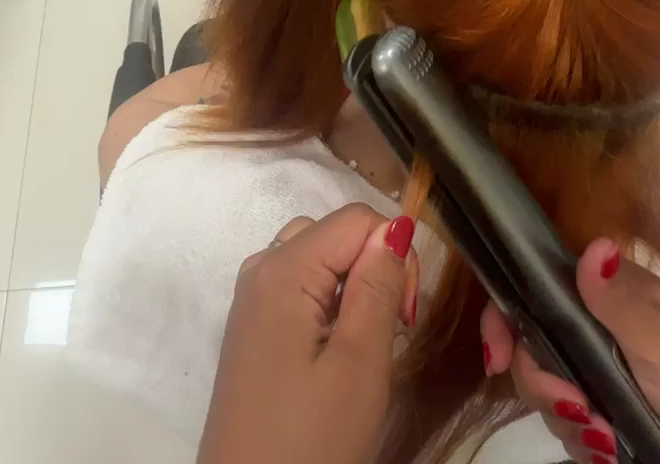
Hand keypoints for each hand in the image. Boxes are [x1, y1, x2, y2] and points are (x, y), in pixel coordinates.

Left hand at [197, 204, 418, 463]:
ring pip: (317, 257)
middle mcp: (260, 267)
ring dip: (352, 283)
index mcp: (282, 269)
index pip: (355, 218)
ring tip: (366, 342)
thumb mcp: (359, 366)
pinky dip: (328, 300)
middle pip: (333, 233)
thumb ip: (377, 286)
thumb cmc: (309, 440)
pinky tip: (337, 348)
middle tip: (393, 330)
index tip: (407, 313)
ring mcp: (252, 296)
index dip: (394, 253)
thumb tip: (395, 226)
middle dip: (373, 265)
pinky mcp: (252, 324)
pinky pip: (298, 284)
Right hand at [481, 238, 659, 463]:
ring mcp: (609, 379)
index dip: (505, 319)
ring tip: (608, 442)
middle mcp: (602, 332)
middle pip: (533, 349)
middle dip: (542, 384)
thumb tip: (592, 242)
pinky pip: (576, 431)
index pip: (536, 291)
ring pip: (552, 393)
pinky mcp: (619, 421)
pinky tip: (612, 455)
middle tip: (579, 410)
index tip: (497, 359)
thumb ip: (618, 302)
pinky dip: (586, 445)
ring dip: (567, 421)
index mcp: (612, 298)